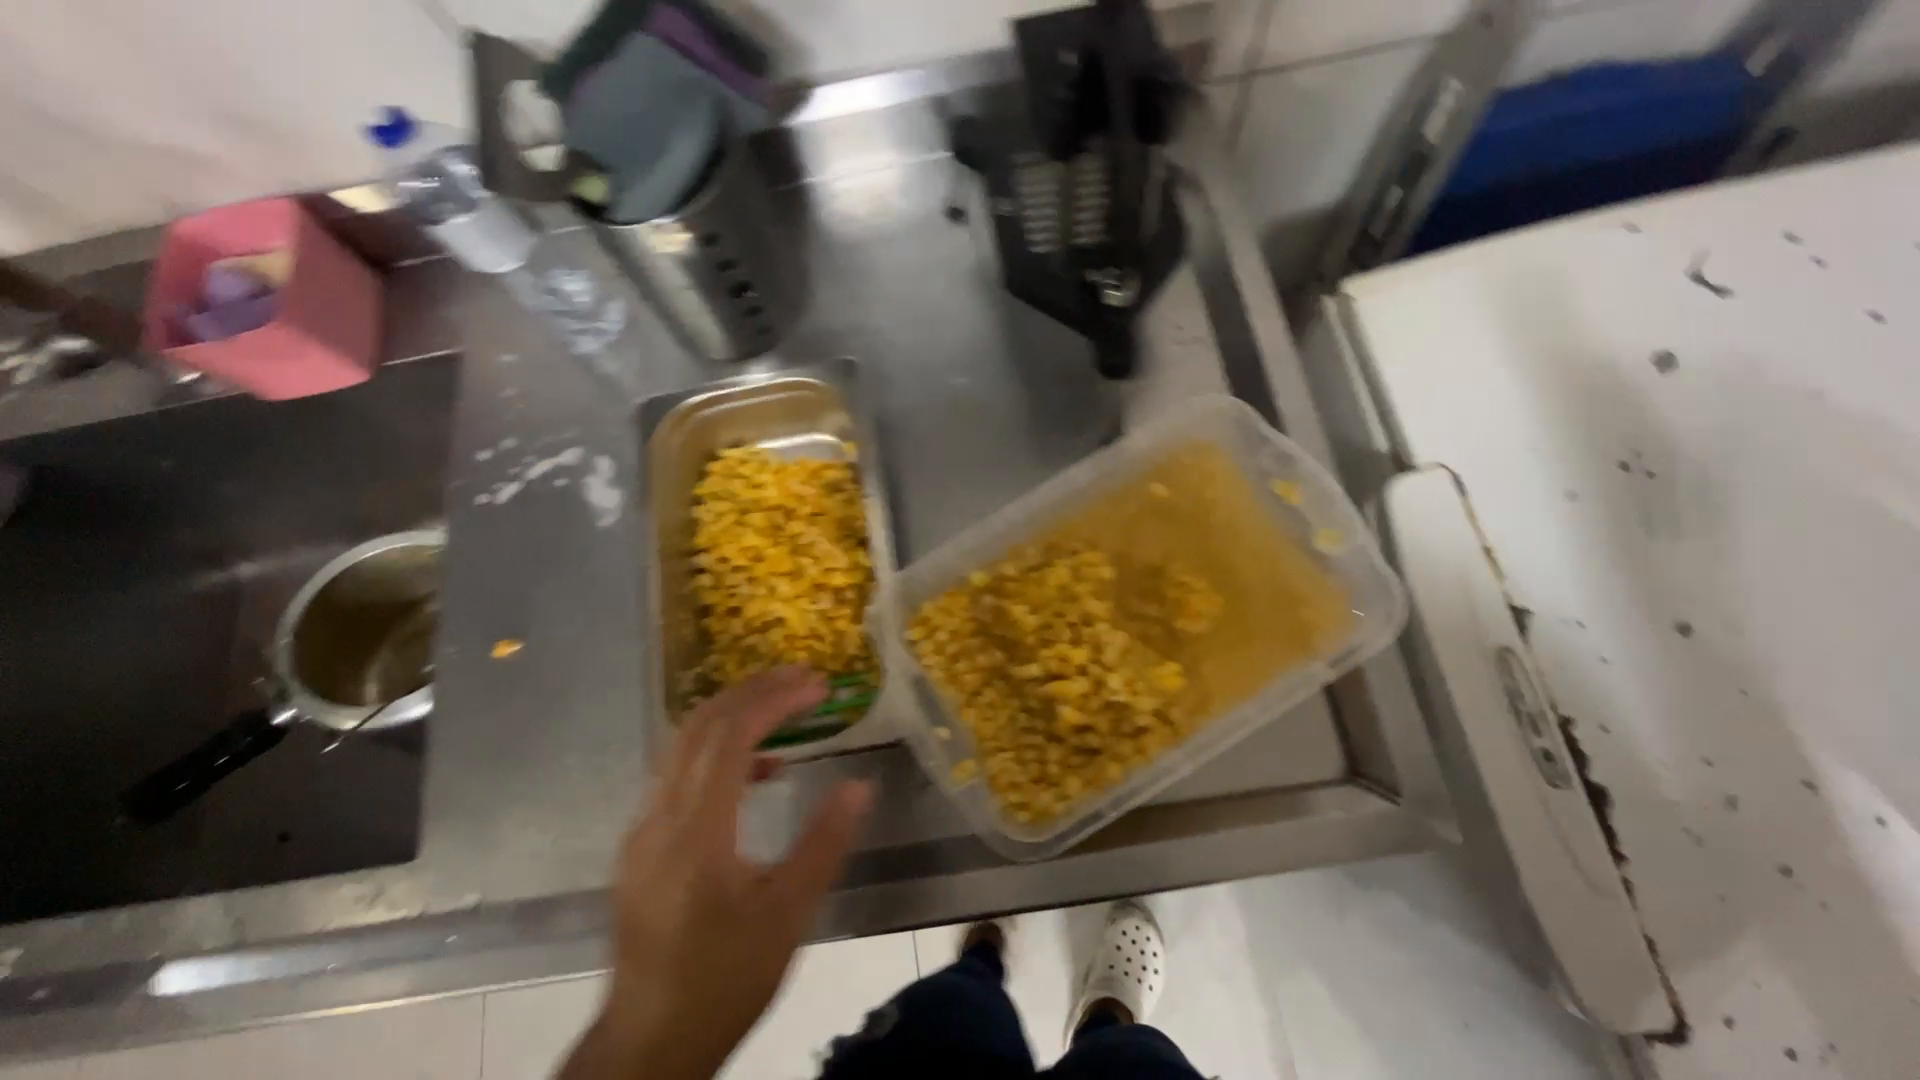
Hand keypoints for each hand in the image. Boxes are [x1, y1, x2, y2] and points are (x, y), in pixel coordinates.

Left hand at [561, 667, 874, 1079]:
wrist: (649, 1040)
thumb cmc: (726, 978)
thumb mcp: (789, 915)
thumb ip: (824, 843)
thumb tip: (859, 783)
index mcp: (697, 831)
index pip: (733, 736)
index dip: (777, 699)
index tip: (819, 684)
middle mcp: (660, 817)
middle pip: (700, 725)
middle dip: (754, 691)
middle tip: (804, 678)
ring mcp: (642, 829)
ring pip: (683, 744)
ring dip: (733, 716)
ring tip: (786, 709)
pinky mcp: (640, 845)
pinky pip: (677, 774)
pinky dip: (717, 752)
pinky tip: (758, 772)